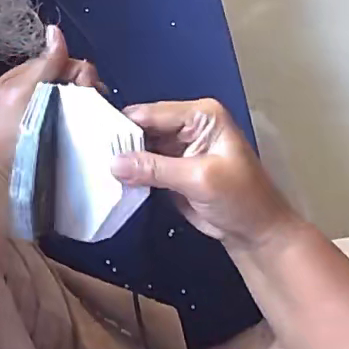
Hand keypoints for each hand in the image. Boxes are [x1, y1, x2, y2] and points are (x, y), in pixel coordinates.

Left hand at [0, 25, 101, 174]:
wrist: (3, 175)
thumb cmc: (9, 130)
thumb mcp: (20, 90)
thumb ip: (43, 64)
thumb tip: (55, 29)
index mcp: (33, 78)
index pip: (67, 63)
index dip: (81, 72)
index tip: (88, 88)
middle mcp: (45, 93)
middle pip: (80, 81)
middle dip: (90, 90)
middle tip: (94, 107)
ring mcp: (56, 116)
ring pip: (85, 101)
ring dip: (94, 107)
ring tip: (98, 121)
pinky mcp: (65, 137)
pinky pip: (85, 122)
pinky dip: (93, 123)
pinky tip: (96, 132)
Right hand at [108, 99, 302, 250]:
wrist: (257, 234)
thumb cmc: (241, 200)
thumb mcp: (199, 180)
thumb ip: (155, 168)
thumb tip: (114, 163)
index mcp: (201, 115)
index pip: (152, 113)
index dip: (124, 124)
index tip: (94, 137)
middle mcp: (187, 124)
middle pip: (143, 126)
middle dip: (120, 140)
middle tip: (90, 153)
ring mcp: (178, 146)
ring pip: (139, 144)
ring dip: (122, 156)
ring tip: (94, 163)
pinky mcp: (171, 167)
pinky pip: (143, 162)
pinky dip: (129, 170)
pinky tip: (110, 175)